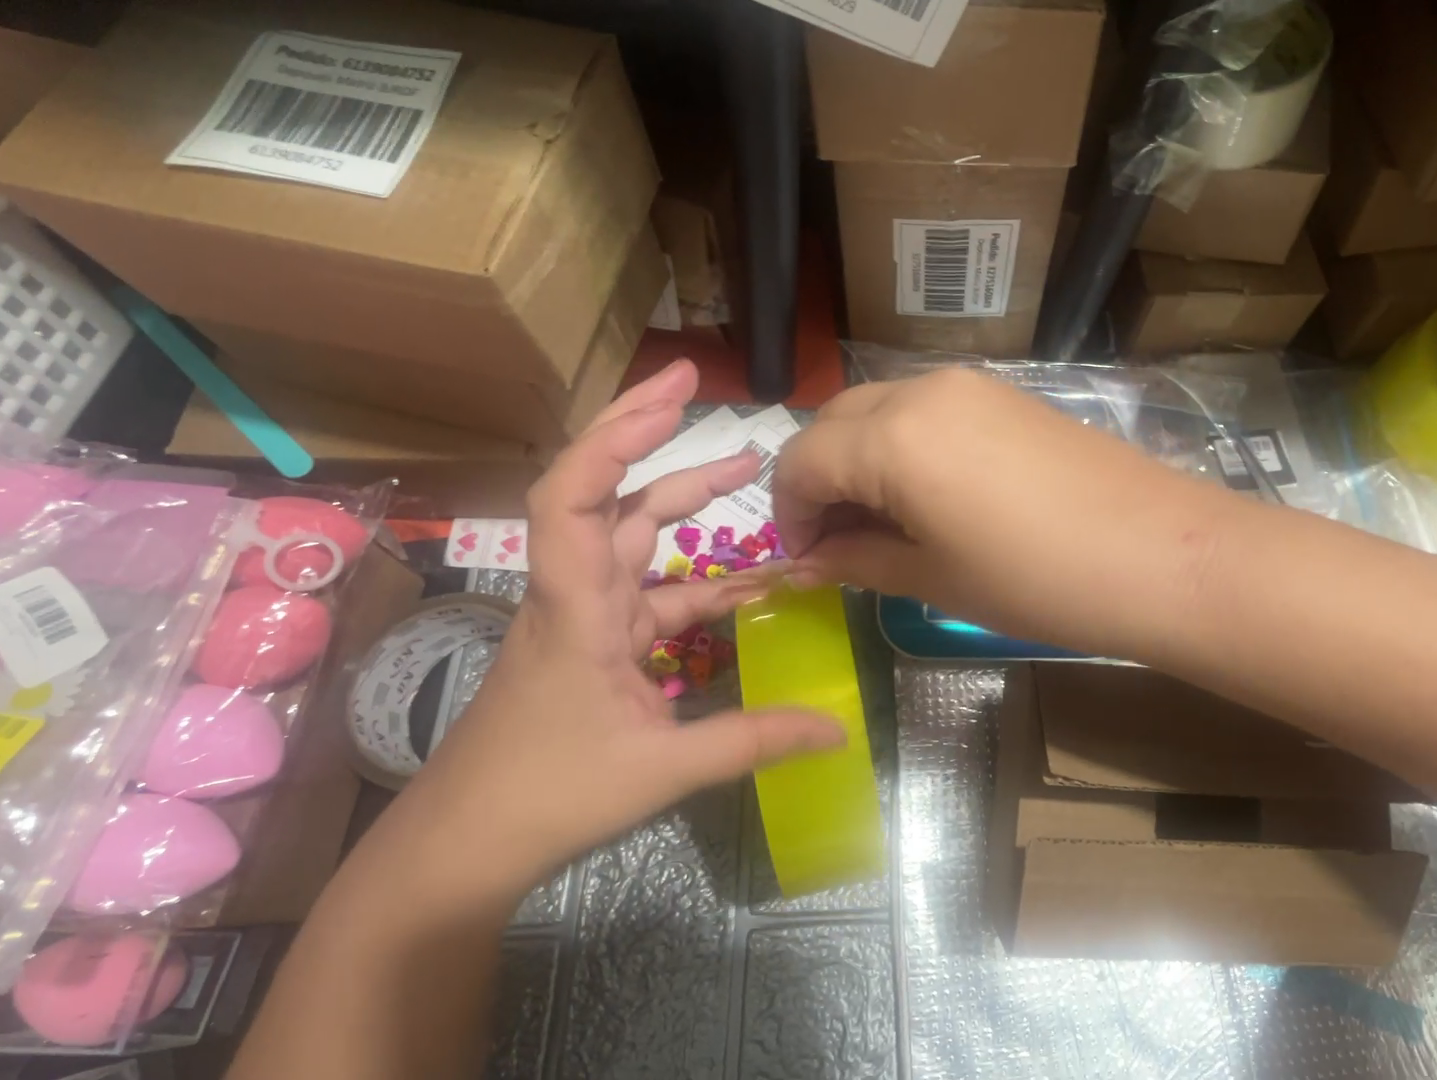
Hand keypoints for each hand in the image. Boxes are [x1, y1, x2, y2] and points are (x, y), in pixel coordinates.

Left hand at [390, 360, 843, 900]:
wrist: (467, 843)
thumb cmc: (547, 796)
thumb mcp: (661, 769)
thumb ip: (753, 741)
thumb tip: (839, 729)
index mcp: (576, 607)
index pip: (573, 494)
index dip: (614, 436)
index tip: (671, 398)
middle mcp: (577, 596)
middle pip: (610, 498)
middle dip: (655, 442)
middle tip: (707, 401)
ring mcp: (587, 620)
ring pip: (634, 541)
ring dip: (683, 504)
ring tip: (746, 472)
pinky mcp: (599, 648)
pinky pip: (654, 597)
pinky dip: (698, 583)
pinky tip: (747, 584)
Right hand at [773, 369, 1242, 660]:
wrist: (1159, 555)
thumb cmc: (1036, 581)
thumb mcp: (934, 578)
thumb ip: (858, 560)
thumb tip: (808, 562)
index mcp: (891, 437)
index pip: (801, 462)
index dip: (790, 515)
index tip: (806, 561)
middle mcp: (922, 390)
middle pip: (835, 423)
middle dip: (820, 480)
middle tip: (839, 543)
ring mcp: (970, 385)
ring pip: (881, 410)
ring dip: (861, 459)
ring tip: (884, 523)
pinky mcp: (1006, 393)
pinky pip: (928, 410)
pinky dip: (904, 446)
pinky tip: (930, 496)